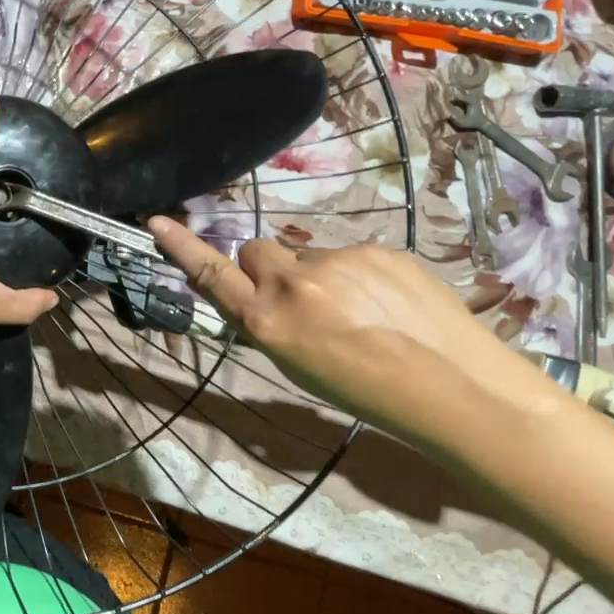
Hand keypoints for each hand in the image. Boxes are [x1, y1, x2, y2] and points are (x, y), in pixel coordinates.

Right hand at [146, 216, 555, 446]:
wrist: (457, 388)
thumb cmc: (365, 392)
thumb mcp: (296, 363)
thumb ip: (269, 322)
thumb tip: (264, 296)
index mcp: (267, 321)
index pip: (211, 273)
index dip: (181, 246)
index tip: (156, 221)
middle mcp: (293, 284)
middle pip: (257, 251)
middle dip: (266, 268)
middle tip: (297, 299)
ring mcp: (338, 261)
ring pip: (308, 254)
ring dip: (318, 274)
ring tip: (359, 311)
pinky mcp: (380, 250)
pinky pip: (351, 254)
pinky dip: (359, 274)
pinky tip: (388, 304)